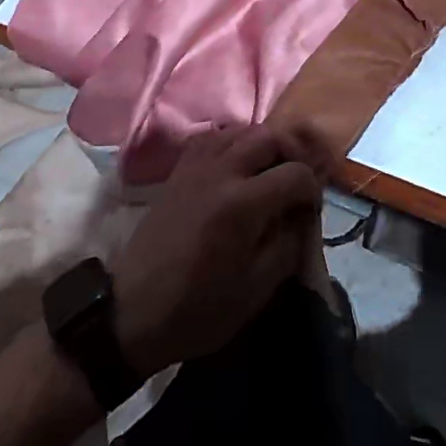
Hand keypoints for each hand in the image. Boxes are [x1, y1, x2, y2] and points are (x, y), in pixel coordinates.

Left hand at [109, 124, 329, 377]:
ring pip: (242, 130)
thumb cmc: (199, 309)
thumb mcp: (258, 287)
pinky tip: (240, 164)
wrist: (132, 315)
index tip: (310, 213)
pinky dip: (235, 142)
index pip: (297, 173)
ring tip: (273, 169)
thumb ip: (289, 243)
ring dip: (266, 143)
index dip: (313, 190)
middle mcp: (220, 173)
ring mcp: (196, 168)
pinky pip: (214, 138)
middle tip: (300, 180)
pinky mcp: (179, 172)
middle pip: (271, 136)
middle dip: (295, 153)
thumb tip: (302, 216)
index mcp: (242, 204)